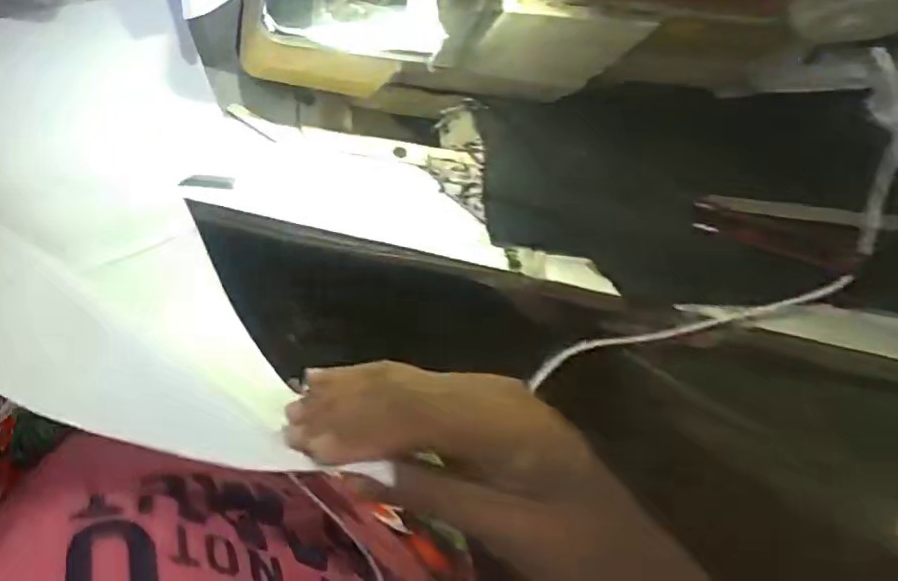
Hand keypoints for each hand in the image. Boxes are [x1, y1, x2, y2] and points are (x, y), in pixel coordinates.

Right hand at [285, 362, 704, 580]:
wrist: (648, 563)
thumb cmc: (588, 557)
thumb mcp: (513, 533)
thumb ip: (430, 493)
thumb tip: (351, 472)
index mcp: (505, 420)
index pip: (411, 411)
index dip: (355, 426)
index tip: (309, 446)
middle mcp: (485, 389)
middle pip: (395, 386)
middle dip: (339, 406)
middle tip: (289, 424)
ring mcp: (478, 388)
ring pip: (393, 376)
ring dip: (342, 392)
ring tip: (296, 405)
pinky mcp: (470, 397)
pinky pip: (405, 383)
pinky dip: (362, 385)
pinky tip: (327, 380)